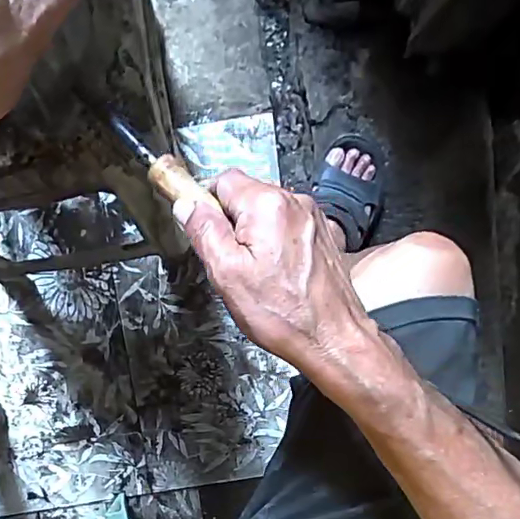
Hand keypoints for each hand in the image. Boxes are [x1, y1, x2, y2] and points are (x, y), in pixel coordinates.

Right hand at [175, 170, 383, 381]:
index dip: (205, 204)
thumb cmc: (286, 314)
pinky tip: (276, 274)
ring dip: (253, 236)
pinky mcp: (321, 235)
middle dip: (231, 224)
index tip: (202, 228)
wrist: (332, 338)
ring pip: (265, 213)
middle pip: (245, 195)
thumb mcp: (227, 274)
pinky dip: (275, 244)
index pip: (222, 180)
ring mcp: (312, 218)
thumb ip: (204, 231)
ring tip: (256, 273)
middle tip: (230, 262)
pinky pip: (285, 228)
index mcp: (267, 205)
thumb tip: (187, 205)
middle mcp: (295, 202)